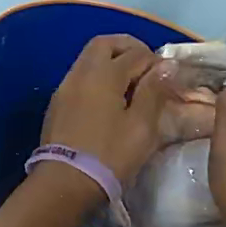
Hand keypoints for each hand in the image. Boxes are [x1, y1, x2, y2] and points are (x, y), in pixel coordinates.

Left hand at [41, 34, 171, 183]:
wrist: (65, 183)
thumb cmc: (110, 155)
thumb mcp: (141, 126)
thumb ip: (154, 91)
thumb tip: (166, 65)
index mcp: (105, 74)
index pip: (136, 53)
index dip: (156, 61)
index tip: (169, 76)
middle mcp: (82, 72)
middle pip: (105, 44)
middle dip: (129, 48)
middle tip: (146, 66)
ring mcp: (65, 87)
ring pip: (89, 58)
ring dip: (111, 61)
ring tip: (130, 84)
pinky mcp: (57, 103)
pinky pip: (80, 76)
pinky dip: (97, 76)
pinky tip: (108, 98)